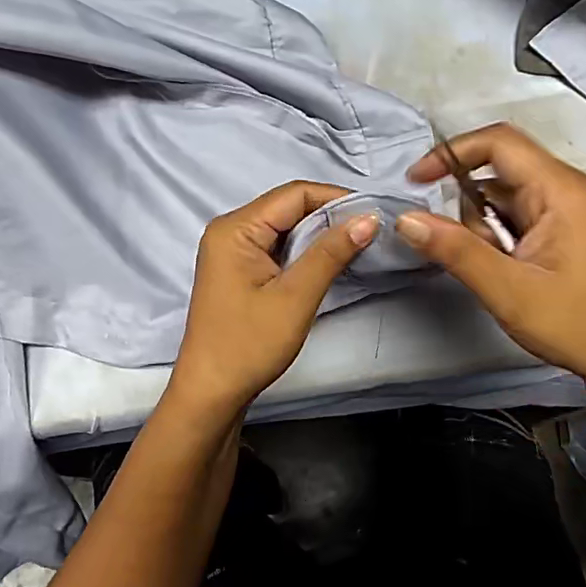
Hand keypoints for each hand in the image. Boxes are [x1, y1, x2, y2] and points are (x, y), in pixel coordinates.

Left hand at [171, 181, 378, 410]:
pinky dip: (303, 249)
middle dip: (330, 214)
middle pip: (288, 206)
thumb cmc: (248, 345)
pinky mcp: (238, 269)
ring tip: (357, 243)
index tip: (373, 212)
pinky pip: (276, 245)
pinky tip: (327, 260)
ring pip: (284, 226)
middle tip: (370, 229)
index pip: (293, 194)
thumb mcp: (295, 297)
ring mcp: (231, 250)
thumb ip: (331, 253)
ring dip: (318, 233)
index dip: (336, 198)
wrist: (211, 391)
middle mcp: (228, 230)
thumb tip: (368, 218)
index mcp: (234, 229)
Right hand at [393, 123, 585, 387]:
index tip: (417, 182)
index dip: (451, 153)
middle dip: (470, 208)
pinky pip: (515, 217)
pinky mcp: (564, 230)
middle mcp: (566, 189)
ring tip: (502, 272)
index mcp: (561, 190)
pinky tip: (510, 273)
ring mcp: (568, 210)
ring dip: (484, 229)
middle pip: (496, 171)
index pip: (497, 142)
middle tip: (476, 254)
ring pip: (502, 197)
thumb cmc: (582, 326)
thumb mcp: (509, 291)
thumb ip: (455, 251)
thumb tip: (407, 219)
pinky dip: (498, 239)